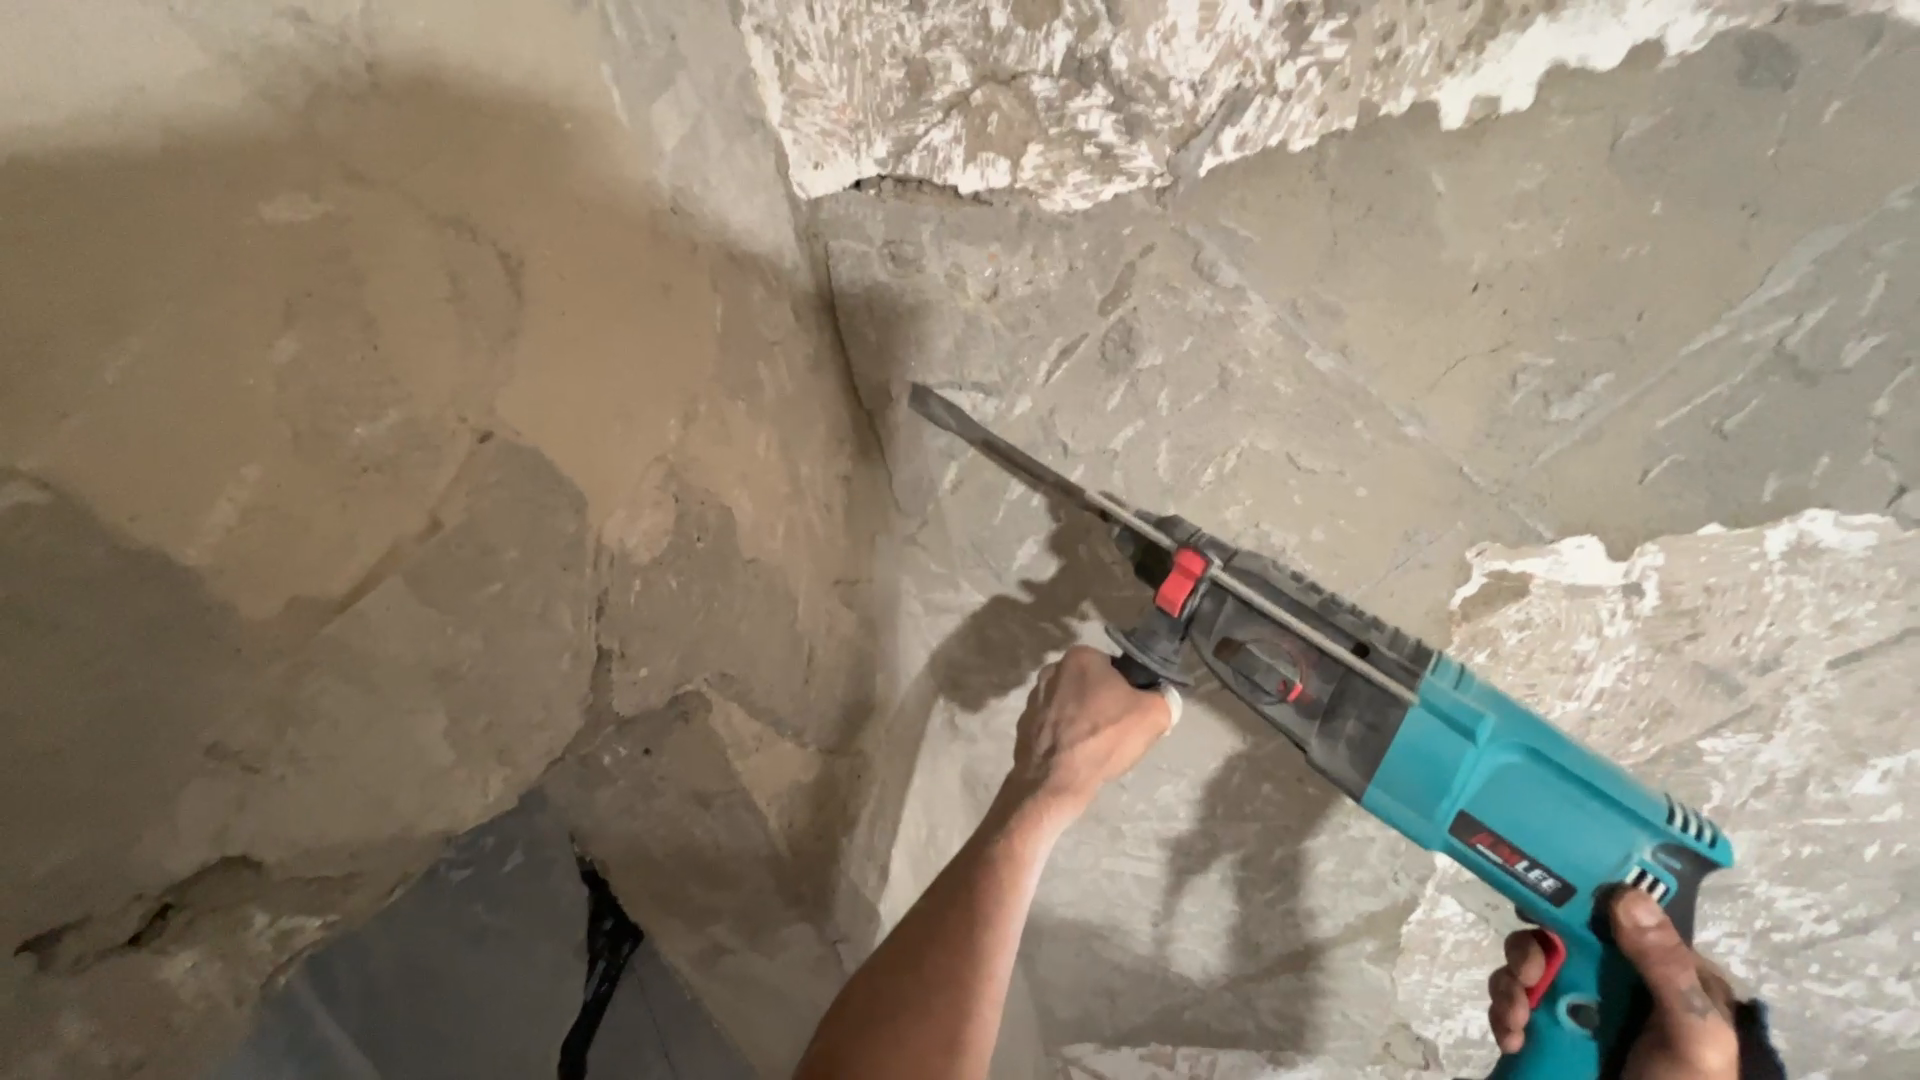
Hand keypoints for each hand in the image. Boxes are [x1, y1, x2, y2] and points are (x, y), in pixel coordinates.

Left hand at [1002, 646, 1176, 819]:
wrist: (1054, 780)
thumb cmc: (1104, 737)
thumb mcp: (1154, 714)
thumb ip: (1164, 697)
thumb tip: (1162, 696)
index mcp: (1079, 656)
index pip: (1116, 668)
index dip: (1130, 691)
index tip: (1134, 713)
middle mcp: (1051, 669)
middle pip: (1092, 686)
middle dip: (1105, 705)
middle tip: (1118, 732)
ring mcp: (1033, 697)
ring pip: (1072, 706)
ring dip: (1084, 721)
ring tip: (1096, 747)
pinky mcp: (1024, 724)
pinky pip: (1054, 727)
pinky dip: (1065, 737)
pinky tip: (1076, 755)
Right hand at [1488, 890, 1738, 1079]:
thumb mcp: (1694, 1036)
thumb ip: (1665, 969)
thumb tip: (1624, 894)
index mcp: (1658, 969)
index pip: (1611, 913)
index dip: (1573, 897)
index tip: (1539, 892)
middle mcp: (1613, 977)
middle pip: (1554, 934)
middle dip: (1529, 951)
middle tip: (1529, 975)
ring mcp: (1577, 1002)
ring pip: (1524, 964)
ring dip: (1510, 986)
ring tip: (1517, 1019)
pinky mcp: (1548, 1026)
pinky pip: (1510, 999)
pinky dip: (1502, 1012)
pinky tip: (1512, 1035)